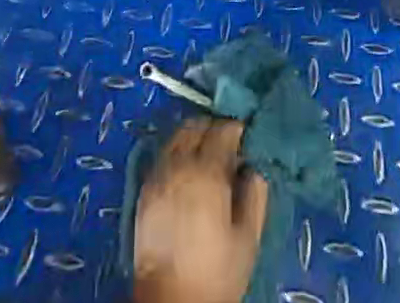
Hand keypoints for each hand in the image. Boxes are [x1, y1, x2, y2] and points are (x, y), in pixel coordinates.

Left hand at [133, 118, 269, 302]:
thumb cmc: (215, 273)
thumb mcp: (248, 236)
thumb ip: (255, 192)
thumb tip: (253, 167)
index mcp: (207, 173)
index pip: (224, 129)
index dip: (238, 129)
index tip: (248, 139)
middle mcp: (178, 166)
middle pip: (195, 125)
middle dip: (214, 128)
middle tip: (229, 145)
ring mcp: (157, 178)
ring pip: (176, 137)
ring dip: (194, 138)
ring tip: (208, 155)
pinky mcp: (144, 192)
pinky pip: (163, 157)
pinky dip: (177, 154)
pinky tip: (188, 172)